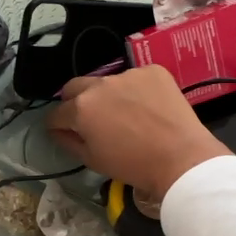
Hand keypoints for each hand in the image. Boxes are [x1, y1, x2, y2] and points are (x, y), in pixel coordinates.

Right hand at [48, 65, 231, 199]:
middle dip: (73, 102)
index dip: (56, 124)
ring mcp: (128, 74)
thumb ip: (68, 141)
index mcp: (81, 108)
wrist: (179, 157)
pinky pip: (134, 78)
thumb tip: (58, 130)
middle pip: (75, 87)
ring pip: (107, 82)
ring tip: (124, 115)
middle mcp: (100, 84)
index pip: (56, 112)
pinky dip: (134, 91)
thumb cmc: (131, 165)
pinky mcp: (153, 71)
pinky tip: (146, 108)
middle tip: (87, 119)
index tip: (62, 131)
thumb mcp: (91, 160)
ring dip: (107, 96)